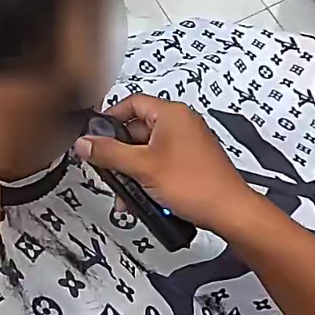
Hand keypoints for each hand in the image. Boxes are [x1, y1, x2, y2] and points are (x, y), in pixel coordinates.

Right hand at [72, 94, 262, 233]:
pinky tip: (145, 198)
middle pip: (137, 130)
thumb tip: (86, 143)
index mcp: (172, 114)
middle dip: (121, 155)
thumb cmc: (199, 185)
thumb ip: (109, 153)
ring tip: (129, 192)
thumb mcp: (143, 168)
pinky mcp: (191, 162)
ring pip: (148, 152)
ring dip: (134, 172)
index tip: (96, 136)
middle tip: (111, 171)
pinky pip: (161, 164)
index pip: (131, 103)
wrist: (228, 210)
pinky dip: (149, 179)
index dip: (110, 119)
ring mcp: (188, 143)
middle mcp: (182, 124)